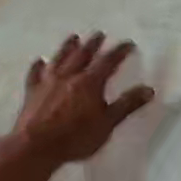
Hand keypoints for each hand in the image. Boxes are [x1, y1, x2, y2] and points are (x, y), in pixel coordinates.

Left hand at [11, 33, 153, 163]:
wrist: (36, 146)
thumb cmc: (76, 137)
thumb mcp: (108, 123)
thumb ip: (127, 105)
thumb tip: (149, 89)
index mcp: (90, 83)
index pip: (108, 62)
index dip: (119, 51)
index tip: (128, 44)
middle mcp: (68, 76)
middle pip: (82, 55)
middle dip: (93, 44)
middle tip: (99, 34)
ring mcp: (48, 82)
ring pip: (59, 59)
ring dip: (67, 47)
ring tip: (73, 37)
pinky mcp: (32, 92)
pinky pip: (35, 74)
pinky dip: (38, 66)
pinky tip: (40, 61)